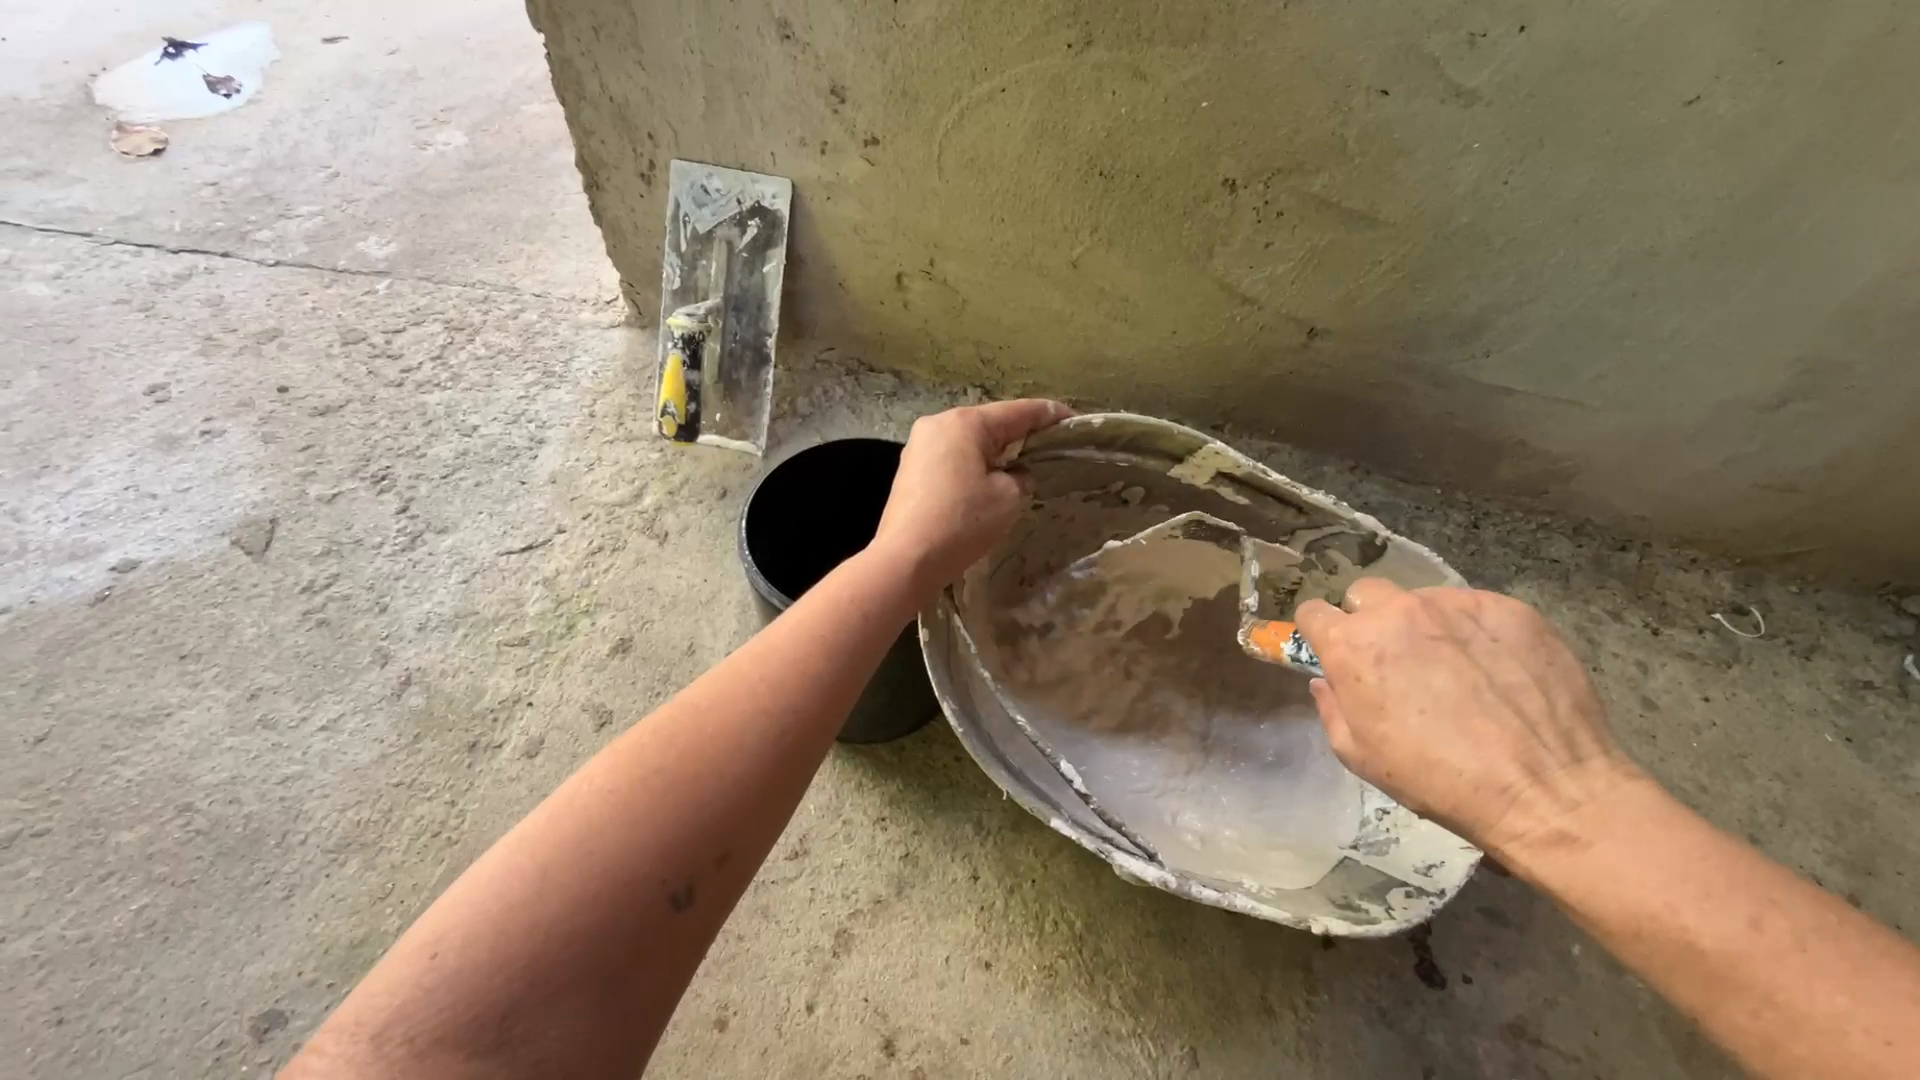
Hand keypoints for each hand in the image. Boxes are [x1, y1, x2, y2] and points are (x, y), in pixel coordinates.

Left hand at [870, 399, 1070, 599]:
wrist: (906, 559)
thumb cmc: (961, 523)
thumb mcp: (1008, 497)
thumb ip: (1021, 476)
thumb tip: (1015, 473)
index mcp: (964, 423)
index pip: (1018, 411)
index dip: (1050, 415)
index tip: (1073, 421)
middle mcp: (937, 424)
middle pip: (990, 424)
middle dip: (1020, 434)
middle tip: (1050, 446)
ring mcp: (918, 447)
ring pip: (969, 442)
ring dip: (995, 452)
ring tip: (1022, 465)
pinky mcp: (910, 471)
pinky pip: (952, 459)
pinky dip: (973, 465)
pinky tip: (987, 482)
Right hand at [1296, 579, 1647, 857]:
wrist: (1546, 789)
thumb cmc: (1437, 780)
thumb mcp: (1360, 756)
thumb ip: (1332, 708)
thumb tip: (1325, 682)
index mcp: (1352, 645)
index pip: (1313, 612)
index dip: (1320, 633)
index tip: (1336, 654)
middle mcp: (1397, 611)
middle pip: (1365, 594)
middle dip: (1370, 620)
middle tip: (1395, 660)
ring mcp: (1455, 604)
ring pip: (1422, 600)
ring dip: (1425, 626)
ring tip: (1455, 668)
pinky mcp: (1509, 608)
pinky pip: (1475, 609)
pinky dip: (1474, 632)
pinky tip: (1496, 669)